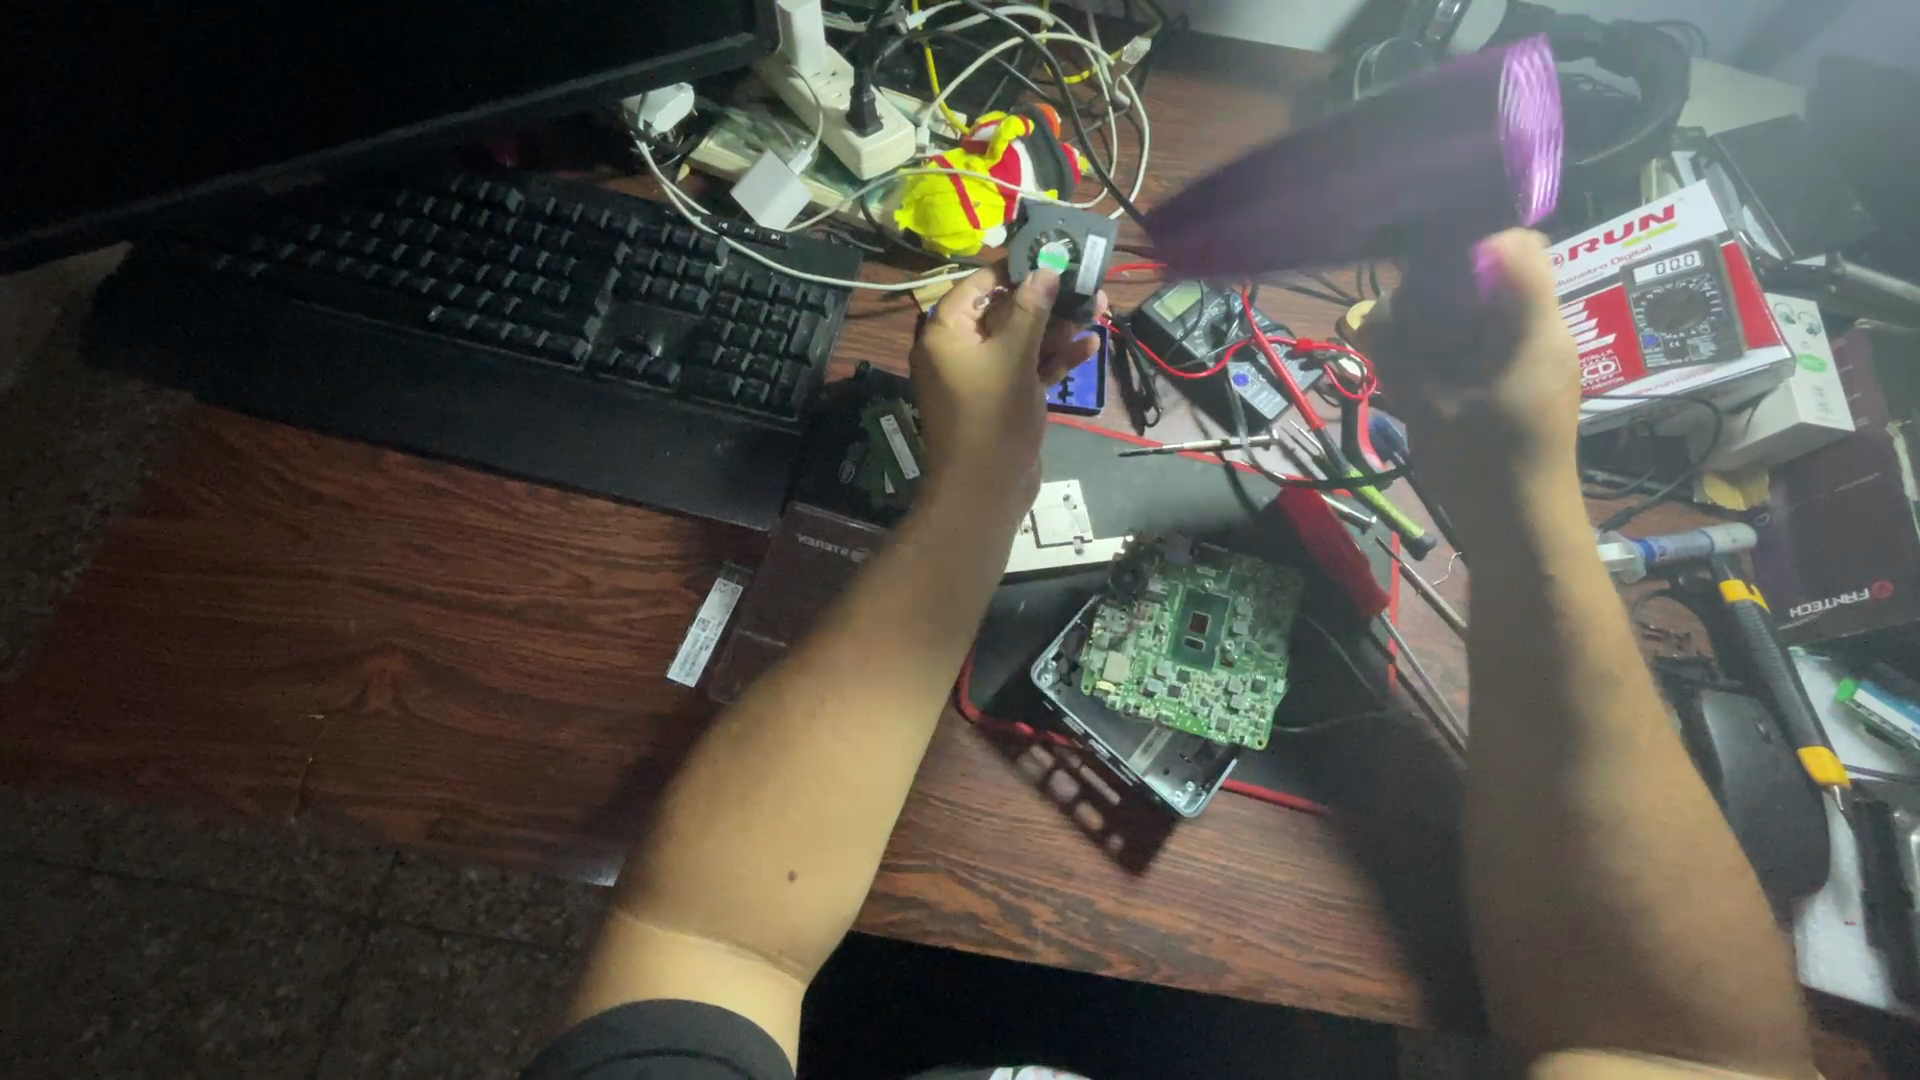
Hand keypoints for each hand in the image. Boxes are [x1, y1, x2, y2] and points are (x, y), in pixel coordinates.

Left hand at [909, 262, 1106, 514]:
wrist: (986, 488)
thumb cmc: (992, 417)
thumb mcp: (1014, 357)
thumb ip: (1031, 310)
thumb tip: (1045, 269)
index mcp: (946, 332)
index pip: (980, 284)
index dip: (1016, 268)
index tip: (1053, 254)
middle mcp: (959, 349)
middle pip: (1005, 311)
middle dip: (1046, 300)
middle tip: (1086, 284)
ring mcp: (982, 375)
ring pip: (1021, 340)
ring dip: (1057, 328)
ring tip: (1098, 310)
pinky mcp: (1003, 398)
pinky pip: (1027, 368)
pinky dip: (1053, 358)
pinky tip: (1089, 345)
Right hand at [1363, 230, 1583, 546]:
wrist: (1522, 527)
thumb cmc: (1482, 465)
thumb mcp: (1429, 406)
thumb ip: (1398, 354)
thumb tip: (1362, 316)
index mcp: (1532, 328)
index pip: (1516, 246)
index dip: (1466, 243)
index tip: (1415, 270)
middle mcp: (1544, 332)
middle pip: (1500, 275)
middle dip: (1445, 287)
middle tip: (1400, 319)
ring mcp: (1538, 359)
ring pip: (1491, 310)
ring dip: (1445, 320)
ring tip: (1404, 348)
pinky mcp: (1524, 383)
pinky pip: (1489, 342)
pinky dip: (1453, 347)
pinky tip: (1423, 373)